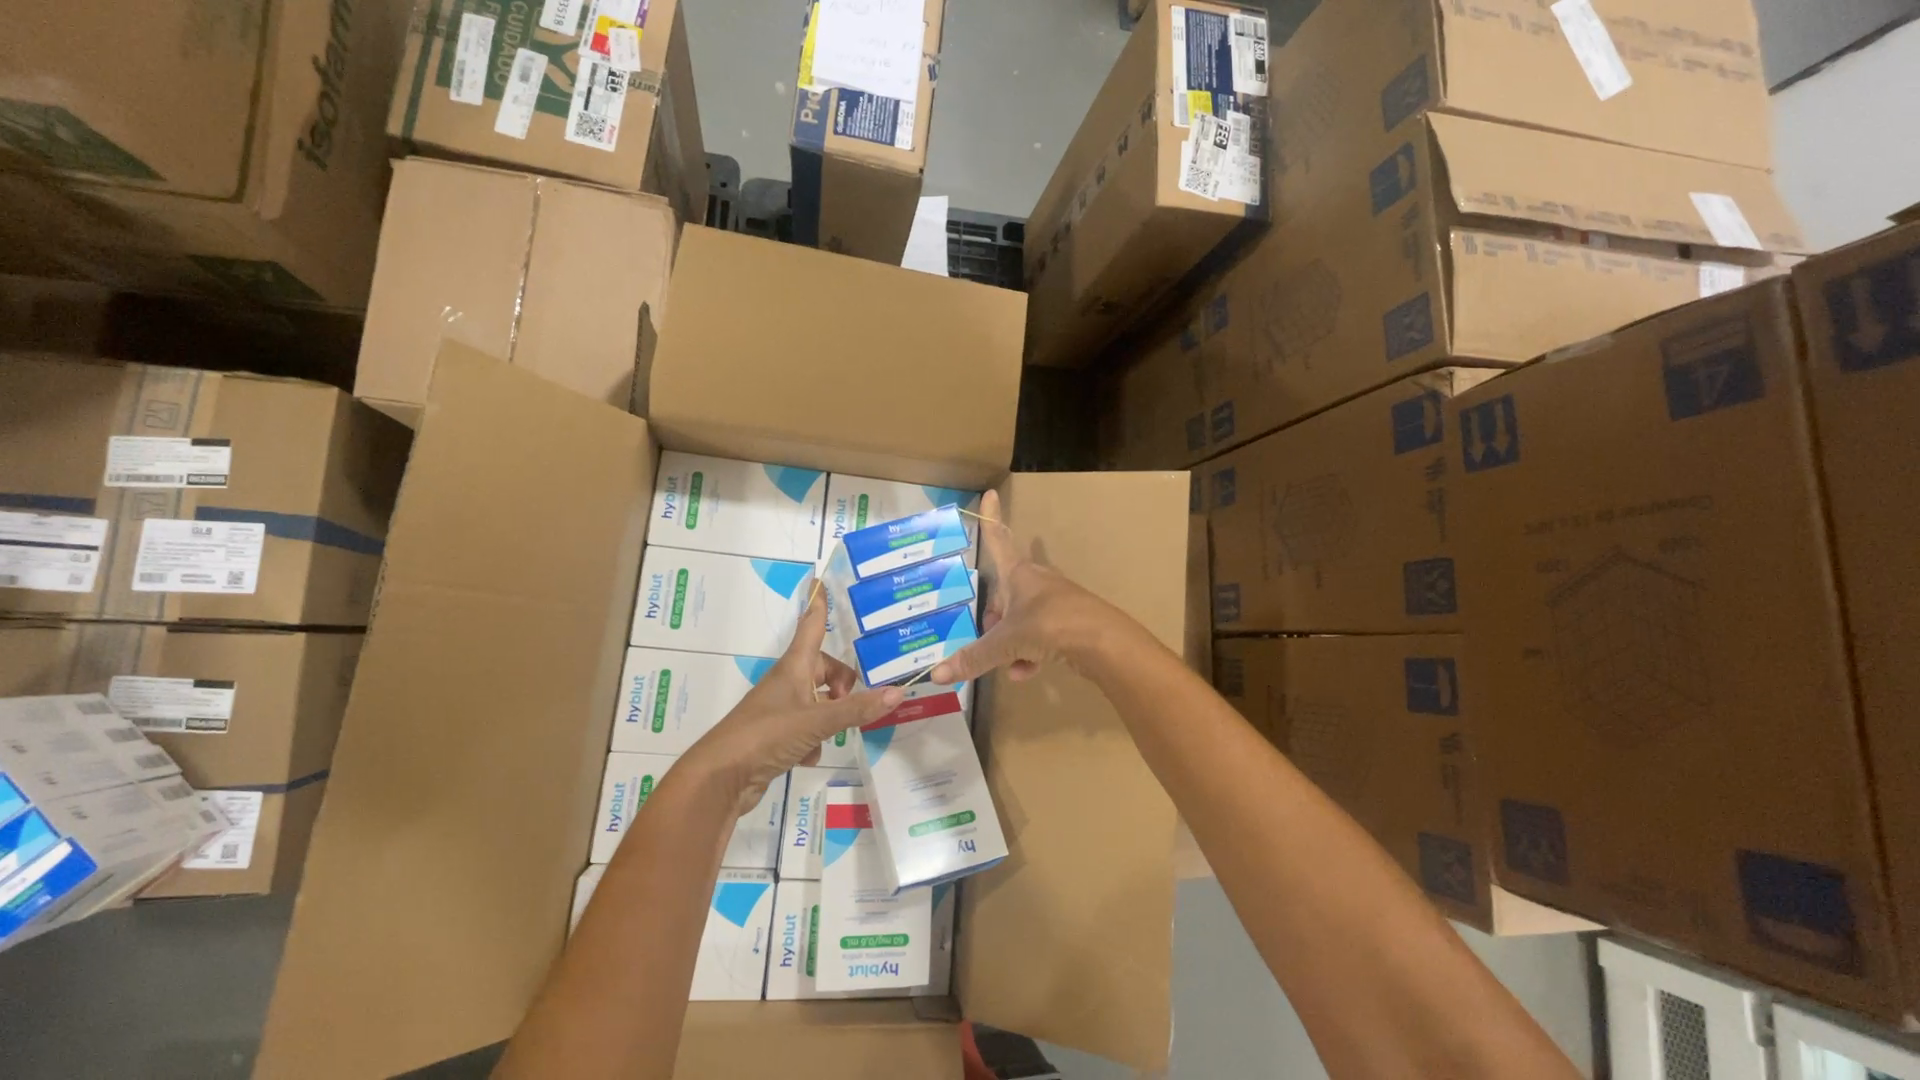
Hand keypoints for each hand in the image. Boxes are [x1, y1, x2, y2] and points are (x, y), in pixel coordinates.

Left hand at [679, 588, 902, 815]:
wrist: (721, 777)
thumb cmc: (765, 735)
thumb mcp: (817, 722)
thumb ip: (857, 709)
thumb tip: (898, 692)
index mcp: (794, 668)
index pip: (811, 627)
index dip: (819, 605)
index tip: (821, 581)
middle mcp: (787, 683)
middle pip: (823, 669)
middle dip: (843, 683)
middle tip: (856, 701)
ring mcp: (780, 710)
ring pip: (817, 701)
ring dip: (831, 716)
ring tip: (839, 732)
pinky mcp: (776, 736)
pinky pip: (806, 728)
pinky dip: (814, 741)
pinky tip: (810, 755)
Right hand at [930, 490, 1130, 685]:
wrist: (1102, 641)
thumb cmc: (1049, 624)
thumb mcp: (1006, 642)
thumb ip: (973, 657)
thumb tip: (937, 674)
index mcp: (1018, 573)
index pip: (997, 539)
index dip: (990, 518)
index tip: (990, 494)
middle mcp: (1035, 582)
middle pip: (1003, 594)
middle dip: (993, 619)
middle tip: (987, 639)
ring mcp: (1054, 602)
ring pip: (1020, 620)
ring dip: (1010, 643)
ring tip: (1007, 664)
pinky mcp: (1068, 624)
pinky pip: (1038, 637)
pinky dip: (1029, 654)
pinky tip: (1025, 673)